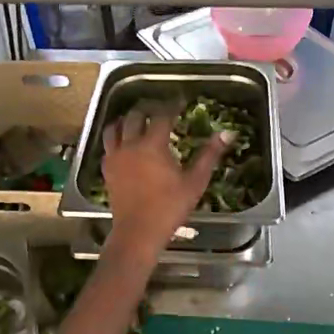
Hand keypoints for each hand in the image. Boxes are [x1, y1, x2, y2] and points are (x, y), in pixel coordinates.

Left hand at [100, 102, 229, 263]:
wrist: (138, 232)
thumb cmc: (169, 208)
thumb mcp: (195, 182)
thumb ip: (209, 155)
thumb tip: (226, 134)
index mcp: (152, 145)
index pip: (162, 115)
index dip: (172, 105)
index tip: (180, 101)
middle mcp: (130, 145)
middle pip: (135, 116)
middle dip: (147, 109)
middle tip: (159, 110)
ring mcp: (115, 157)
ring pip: (114, 127)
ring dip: (126, 120)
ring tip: (137, 120)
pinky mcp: (107, 170)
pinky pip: (108, 145)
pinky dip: (115, 137)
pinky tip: (124, 143)